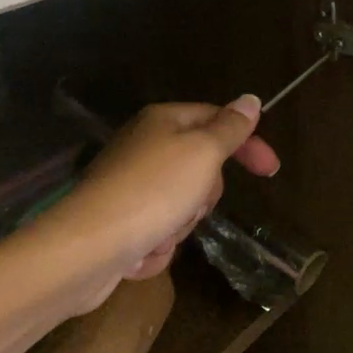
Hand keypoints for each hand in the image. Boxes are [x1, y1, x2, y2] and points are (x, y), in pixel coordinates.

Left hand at [31, 98, 279, 312]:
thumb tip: (250, 99)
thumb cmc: (151, 192)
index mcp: (163, 122)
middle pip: (200, 167)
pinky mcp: (116, 226)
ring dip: (179, 226)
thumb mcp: (203, 153)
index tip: (270, 170)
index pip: (218, 120)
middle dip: (203, 194)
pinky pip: (155, 234)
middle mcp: (144, 148)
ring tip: (160, 234)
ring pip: (180, 206)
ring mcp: (127, 189)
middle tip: (193, 203)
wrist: (82, 252)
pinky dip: (155, 247)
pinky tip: (141, 253)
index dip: (247, 143)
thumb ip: (230, 128)